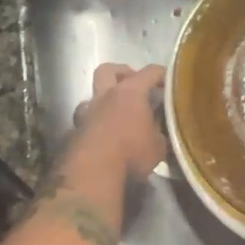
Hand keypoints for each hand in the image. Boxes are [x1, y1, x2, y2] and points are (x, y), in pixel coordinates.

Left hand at [72, 63, 166, 180]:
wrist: (93, 174)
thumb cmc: (131, 154)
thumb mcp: (158, 146)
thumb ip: (159, 133)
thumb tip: (159, 131)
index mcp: (130, 92)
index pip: (150, 72)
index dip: (162, 74)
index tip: (170, 81)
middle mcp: (106, 96)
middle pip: (108, 70)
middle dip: (121, 73)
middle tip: (133, 85)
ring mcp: (87, 113)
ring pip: (91, 96)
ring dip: (103, 101)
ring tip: (115, 114)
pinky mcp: (75, 132)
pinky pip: (85, 121)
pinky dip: (94, 124)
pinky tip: (102, 136)